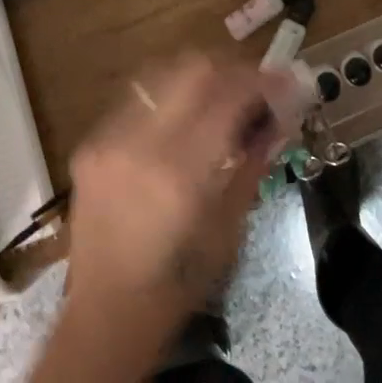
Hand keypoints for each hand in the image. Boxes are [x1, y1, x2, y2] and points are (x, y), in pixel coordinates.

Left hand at [61, 54, 294, 316]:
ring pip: (162, 74)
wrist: (106, 314)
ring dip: (200, 76)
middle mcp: (140, 143)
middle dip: (233, 68)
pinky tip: (185, 118)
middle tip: (257, 85)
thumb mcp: (230, 226)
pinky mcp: (91, 145)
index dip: (266, 81)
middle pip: (193, 68)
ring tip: (223, 95)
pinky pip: (138, 100)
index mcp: (180, 171)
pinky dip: (169, 98)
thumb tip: (281, 118)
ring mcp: (109, 140)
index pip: (230, 95)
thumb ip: (254, 162)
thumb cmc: (179, 280)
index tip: (290, 82)